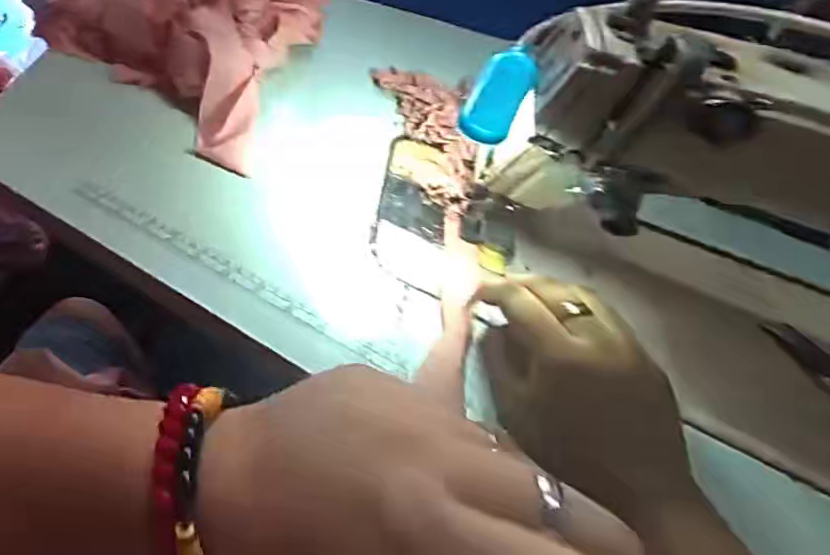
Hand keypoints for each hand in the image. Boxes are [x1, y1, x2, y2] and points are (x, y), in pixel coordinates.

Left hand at [199, 365, 640, 554]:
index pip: (558, 552)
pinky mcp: (377, 378)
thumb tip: (531, 543)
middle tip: (599, 549)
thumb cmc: (304, 546)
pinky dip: (464, 391)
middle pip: (550, 493)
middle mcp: (433, 453)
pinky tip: (475, 300)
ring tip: (541, 511)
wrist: (229, 476)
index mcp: (433, 522)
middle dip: (588, 533)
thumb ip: (474, 549)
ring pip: (504, 440)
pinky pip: (440, 378)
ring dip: (529, 480)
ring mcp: (403, 403)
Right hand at [477, 278, 698, 523]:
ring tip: (530, 300)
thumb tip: (491, 324)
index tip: (476, 295)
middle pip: (551, 288)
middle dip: (519, 284)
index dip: (491, 289)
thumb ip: (495, 358)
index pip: (519, 298)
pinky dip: (577, 307)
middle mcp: (597, 339)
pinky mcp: (647, 357)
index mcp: (560, 353)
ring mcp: (628, 345)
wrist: (645, 493)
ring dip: (550, 290)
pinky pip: (606, 314)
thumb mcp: (514, 408)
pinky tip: (564, 321)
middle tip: (498, 292)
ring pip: (582, 294)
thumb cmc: (568, 453)